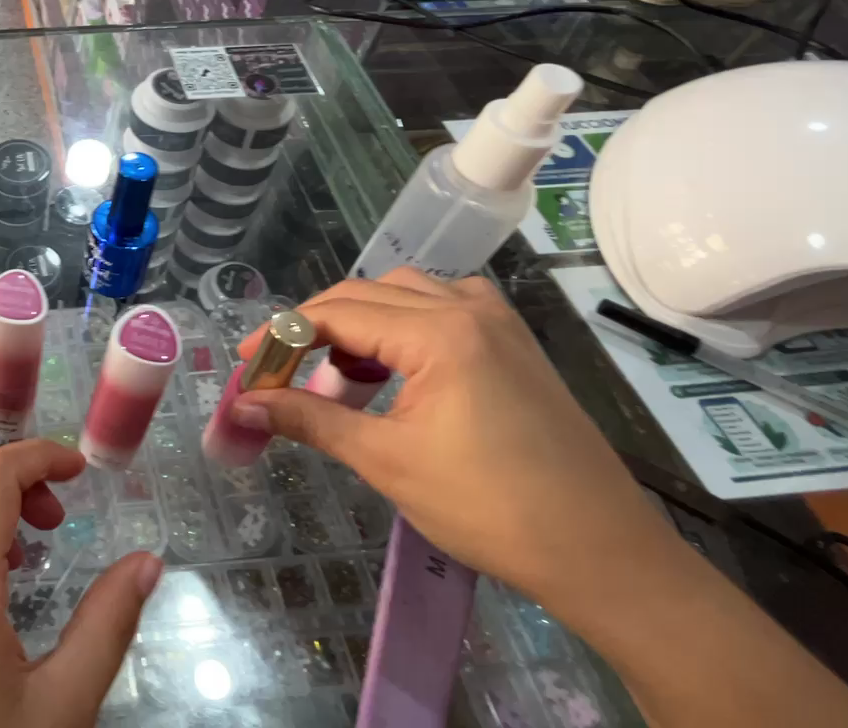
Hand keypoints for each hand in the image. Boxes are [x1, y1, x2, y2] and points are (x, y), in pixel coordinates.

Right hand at [227, 269, 679, 609]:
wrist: (602, 554)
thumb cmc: (489, 508)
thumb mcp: (386, 461)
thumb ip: (310, 419)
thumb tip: (244, 405)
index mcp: (438, 333)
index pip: (336, 313)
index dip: (282, 334)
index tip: (248, 365)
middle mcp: (468, 308)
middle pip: (365, 295)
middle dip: (314, 328)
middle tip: (280, 372)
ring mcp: (498, 322)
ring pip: (404, 293)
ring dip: (359, 322)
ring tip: (337, 372)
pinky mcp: (515, 343)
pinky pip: (444, 306)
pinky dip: (405, 323)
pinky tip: (397, 363)